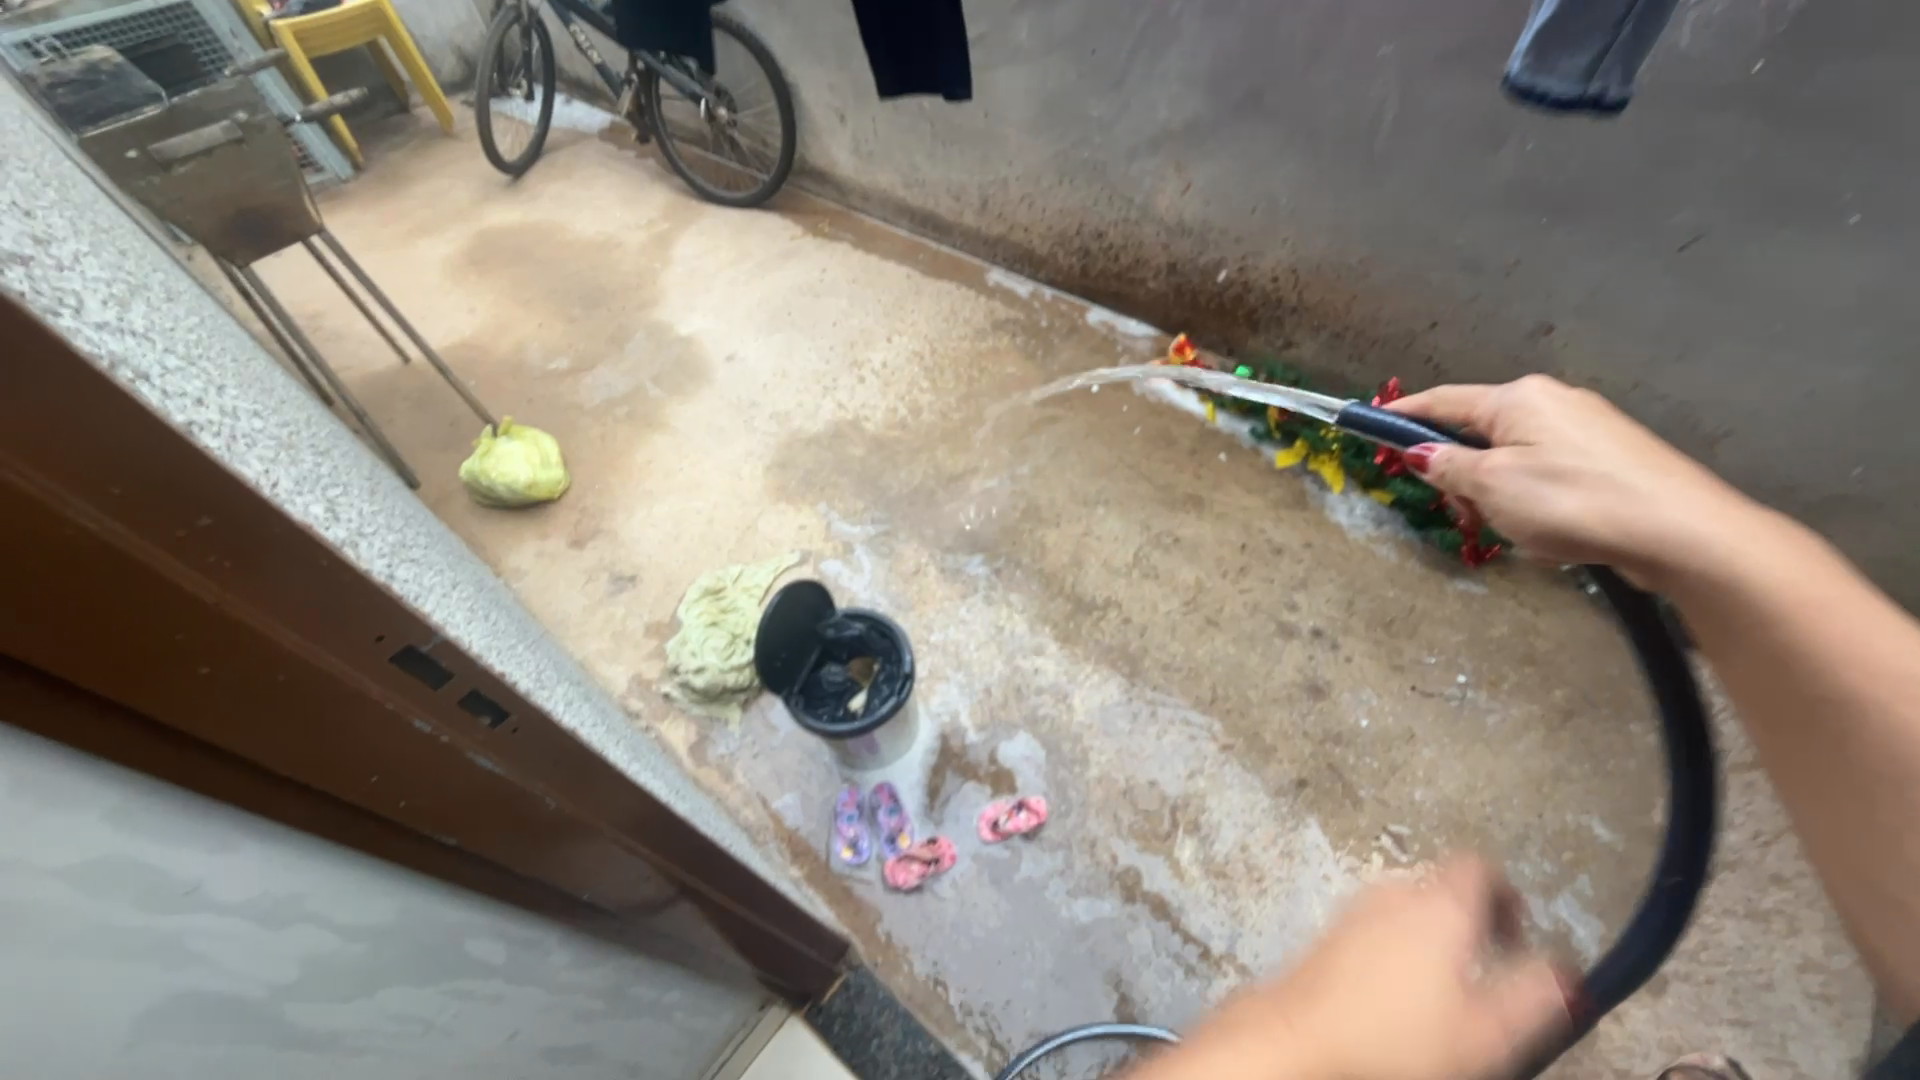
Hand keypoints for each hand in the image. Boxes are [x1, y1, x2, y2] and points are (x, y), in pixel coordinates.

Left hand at [1130, 857, 1571, 1079]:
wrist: (1303, 1035)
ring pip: (1410, 905)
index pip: (1480, 866)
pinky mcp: (1332, 929)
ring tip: (1449, 988)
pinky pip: (1380, 923)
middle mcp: (1394, 892)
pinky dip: (1401, 944)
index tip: (1520, 933)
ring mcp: (1357, 906)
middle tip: (1491, 967)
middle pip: (1443, 885)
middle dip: (1473, 919)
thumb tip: (1568, 973)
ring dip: (1436, 934)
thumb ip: (1536, 995)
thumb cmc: (1395, 1035)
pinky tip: (1401, 991)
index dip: (1508, 893)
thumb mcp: (1488, 1029)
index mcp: (1439, 904)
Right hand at [1386, 375, 1760, 587]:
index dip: (1402, 415)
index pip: (1442, 401)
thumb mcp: (1492, 486)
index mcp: (1518, 399)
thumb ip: (1447, 466)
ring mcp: (1585, 428)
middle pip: (1476, 432)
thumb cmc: (1573, 500)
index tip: (1368, 424)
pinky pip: (1543, 473)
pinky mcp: (1610, 458)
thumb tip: (1418, 453)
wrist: (1684, 534)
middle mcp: (1551, 402)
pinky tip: (1546, 531)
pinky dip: (1528, 499)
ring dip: (1494, 492)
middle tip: (1459, 511)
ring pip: (1509, 457)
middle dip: (1457, 472)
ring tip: (1511, 529)